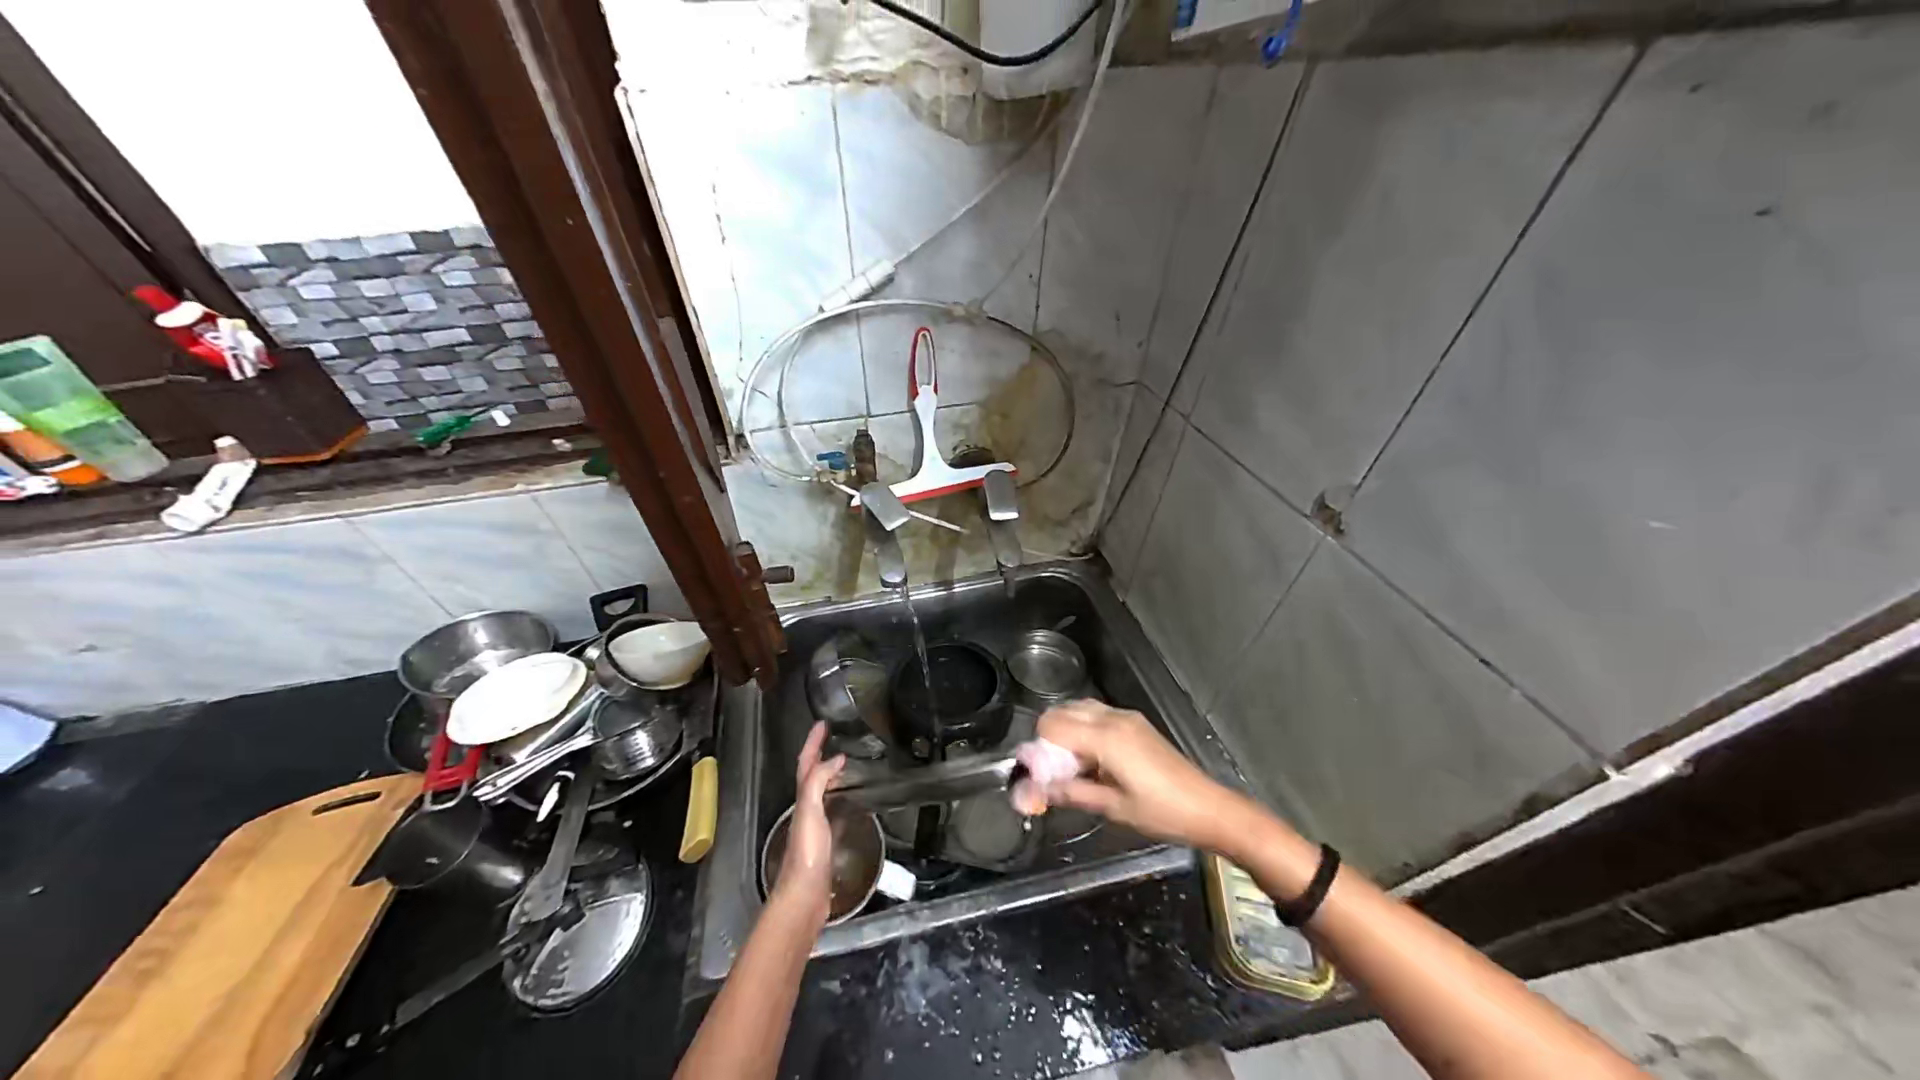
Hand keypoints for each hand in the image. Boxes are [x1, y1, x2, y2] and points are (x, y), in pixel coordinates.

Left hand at [772, 721, 846, 919]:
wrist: (804, 898)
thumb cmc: (806, 854)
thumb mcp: (810, 811)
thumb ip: (818, 783)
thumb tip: (835, 759)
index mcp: (802, 799)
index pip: (806, 763)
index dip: (813, 742)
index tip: (822, 723)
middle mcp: (806, 809)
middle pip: (811, 774)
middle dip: (820, 753)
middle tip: (834, 737)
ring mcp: (815, 826)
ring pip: (821, 791)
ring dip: (830, 774)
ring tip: (847, 762)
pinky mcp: (826, 841)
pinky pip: (833, 810)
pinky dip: (841, 798)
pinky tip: (852, 802)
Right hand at [1034, 700, 1271, 855]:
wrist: (1209, 808)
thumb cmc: (1162, 813)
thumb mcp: (1112, 808)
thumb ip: (1071, 793)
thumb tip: (1034, 791)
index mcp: (1106, 737)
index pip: (1052, 724)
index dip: (1038, 747)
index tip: (1040, 774)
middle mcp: (1113, 718)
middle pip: (1063, 710)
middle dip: (1050, 737)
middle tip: (1055, 771)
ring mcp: (1127, 718)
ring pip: (1080, 709)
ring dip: (1068, 731)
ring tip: (1074, 767)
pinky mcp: (1136, 723)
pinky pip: (1098, 715)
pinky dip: (1085, 730)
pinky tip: (1094, 761)